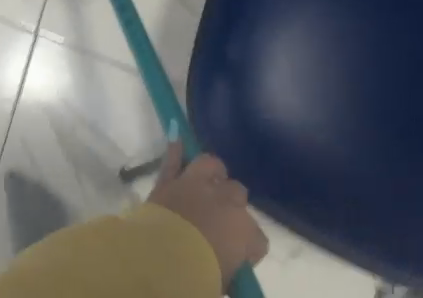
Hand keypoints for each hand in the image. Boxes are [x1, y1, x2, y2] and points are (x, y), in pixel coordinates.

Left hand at [146, 143, 268, 279]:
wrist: (164, 259)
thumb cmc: (200, 276)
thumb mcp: (227, 281)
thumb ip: (232, 266)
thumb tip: (227, 265)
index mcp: (245, 231)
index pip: (258, 239)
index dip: (248, 249)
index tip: (237, 259)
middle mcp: (225, 201)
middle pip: (238, 193)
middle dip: (232, 205)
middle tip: (220, 221)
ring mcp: (195, 185)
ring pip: (210, 165)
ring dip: (212, 171)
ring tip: (208, 180)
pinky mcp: (168, 181)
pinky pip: (174, 159)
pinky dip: (176, 151)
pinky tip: (178, 141)